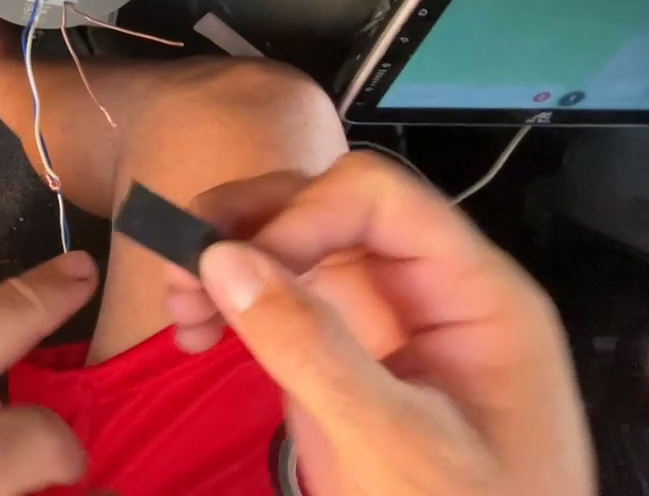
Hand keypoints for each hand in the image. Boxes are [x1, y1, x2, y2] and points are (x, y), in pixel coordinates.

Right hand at [163, 153, 593, 495]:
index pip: (376, 197)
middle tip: (180, 272)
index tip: (241, 268)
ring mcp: (370, 305)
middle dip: (240, 227)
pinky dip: (220, 293)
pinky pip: (265, 281)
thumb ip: (315, 352)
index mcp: (469, 291)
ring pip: (279, 232)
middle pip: (315, 200)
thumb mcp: (399, 452)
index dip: (302, 214)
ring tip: (179, 308)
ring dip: (218, 255)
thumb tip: (219, 257)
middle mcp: (416, 280)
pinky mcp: (329, 335)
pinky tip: (194, 332)